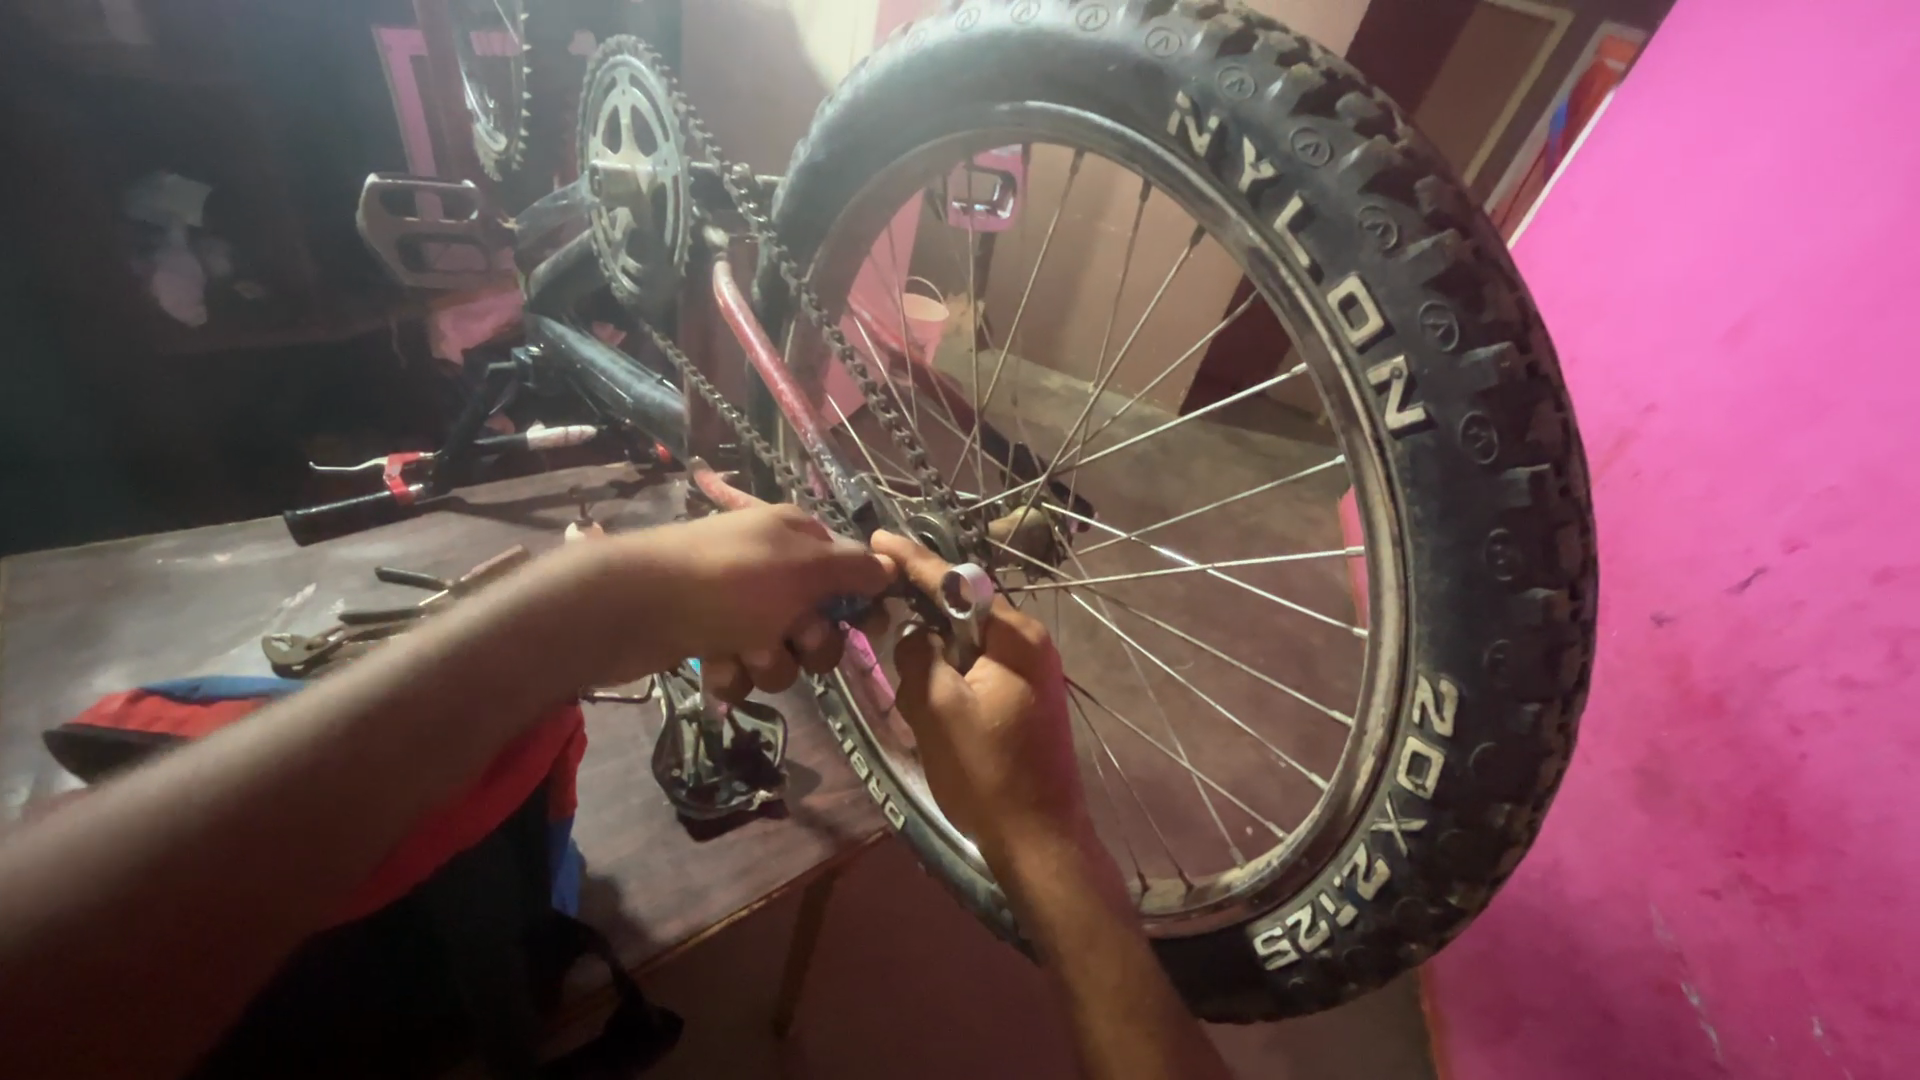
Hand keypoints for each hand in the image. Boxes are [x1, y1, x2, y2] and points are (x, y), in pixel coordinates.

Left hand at [563, 505, 894, 694]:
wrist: (632, 607)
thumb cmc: (731, 580)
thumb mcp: (806, 567)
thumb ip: (855, 568)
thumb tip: (892, 566)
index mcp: (799, 538)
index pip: (853, 570)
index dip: (862, 603)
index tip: (867, 628)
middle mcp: (774, 569)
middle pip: (822, 622)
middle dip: (812, 642)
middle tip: (792, 636)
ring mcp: (741, 605)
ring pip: (784, 652)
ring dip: (768, 660)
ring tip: (741, 649)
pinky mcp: (710, 638)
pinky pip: (744, 669)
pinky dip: (732, 671)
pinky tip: (713, 662)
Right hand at [870, 530, 1090, 863]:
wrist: (1040, 840)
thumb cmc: (987, 774)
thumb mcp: (937, 711)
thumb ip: (918, 657)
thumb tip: (915, 635)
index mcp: (1015, 637)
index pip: (956, 584)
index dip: (914, 561)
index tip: (880, 536)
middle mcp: (1031, 643)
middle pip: (965, 611)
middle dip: (922, 611)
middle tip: (879, 605)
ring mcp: (1035, 670)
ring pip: (971, 642)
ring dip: (936, 649)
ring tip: (902, 663)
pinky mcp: (1029, 695)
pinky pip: (982, 665)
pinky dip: (953, 669)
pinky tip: (930, 689)